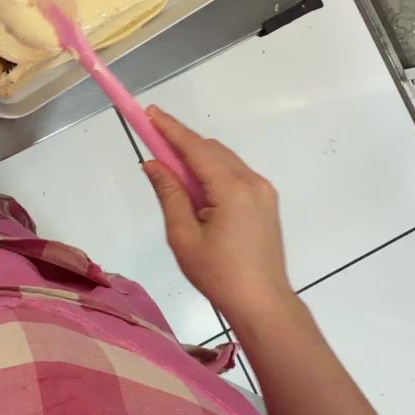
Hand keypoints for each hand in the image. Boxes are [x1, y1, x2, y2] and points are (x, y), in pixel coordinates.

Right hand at [142, 107, 294, 318]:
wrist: (262, 302)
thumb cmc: (217, 273)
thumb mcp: (183, 236)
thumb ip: (169, 194)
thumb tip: (154, 164)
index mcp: (231, 189)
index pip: (195, 148)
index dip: (170, 129)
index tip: (149, 113)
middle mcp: (252, 182)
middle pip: (211, 149)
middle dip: (181, 143)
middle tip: (152, 144)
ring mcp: (263, 191)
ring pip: (223, 161)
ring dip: (196, 159)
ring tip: (170, 172)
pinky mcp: (265, 202)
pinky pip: (234, 174)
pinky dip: (211, 172)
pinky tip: (195, 189)